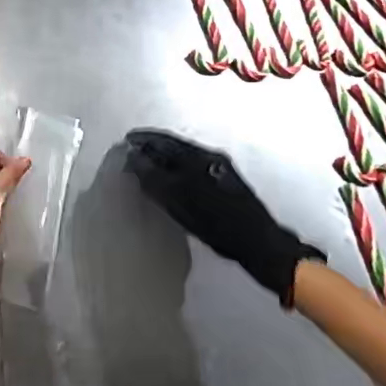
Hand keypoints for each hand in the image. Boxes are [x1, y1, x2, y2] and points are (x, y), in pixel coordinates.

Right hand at [121, 130, 324, 305]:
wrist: (262, 245)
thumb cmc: (218, 225)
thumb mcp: (179, 202)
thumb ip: (154, 177)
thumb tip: (132, 156)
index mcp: (198, 156)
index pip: (162, 140)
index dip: (141, 140)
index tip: (124, 142)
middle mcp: (210, 156)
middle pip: (173, 145)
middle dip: (151, 147)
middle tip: (131, 153)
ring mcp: (220, 167)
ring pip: (183, 155)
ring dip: (163, 157)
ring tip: (145, 166)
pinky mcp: (225, 180)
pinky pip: (192, 166)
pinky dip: (175, 167)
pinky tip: (169, 179)